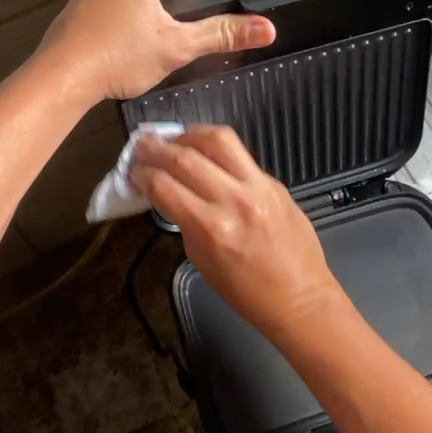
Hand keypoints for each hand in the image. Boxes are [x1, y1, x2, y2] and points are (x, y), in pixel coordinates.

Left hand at [33, 0, 275, 103]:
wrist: (61, 78)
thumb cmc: (120, 57)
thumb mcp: (177, 46)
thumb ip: (223, 34)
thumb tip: (268, 27)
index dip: (206, 9)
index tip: (205, 36)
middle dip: (175, 17)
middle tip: (175, 49)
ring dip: (151, 22)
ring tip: (149, 53)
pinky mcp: (80, 1)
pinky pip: (119, 7)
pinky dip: (127, 26)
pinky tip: (126, 51)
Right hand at [131, 126, 351, 345]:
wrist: (300, 297)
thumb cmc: (245, 292)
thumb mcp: (201, 261)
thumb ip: (185, 222)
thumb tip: (169, 192)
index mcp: (210, 228)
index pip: (164, 186)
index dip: (141, 175)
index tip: (132, 171)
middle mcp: (234, 200)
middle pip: (185, 157)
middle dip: (156, 148)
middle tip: (141, 144)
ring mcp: (258, 187)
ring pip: (218, 140)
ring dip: (189, 134)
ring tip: (174, 139)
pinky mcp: (274, 182)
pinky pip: (240, 154)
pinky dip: (215, 147)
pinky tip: (203, 150)